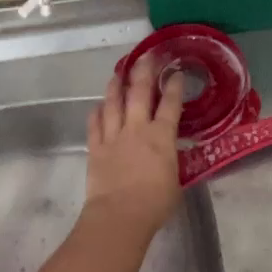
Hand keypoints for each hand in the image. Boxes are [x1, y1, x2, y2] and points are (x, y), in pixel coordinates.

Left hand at [82, 55, 183, 240]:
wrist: (120, 216)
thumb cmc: (155, 204)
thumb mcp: (176, 182)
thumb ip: (173, 163)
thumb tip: (171, 156)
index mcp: (162, 137)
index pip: (171, 104)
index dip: (174, 86)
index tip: (176, 72)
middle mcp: (138, 129)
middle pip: (140, 93)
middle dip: (144, 71)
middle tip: (146, 55)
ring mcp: (114, 136)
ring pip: (114, 103)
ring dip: (116, 85)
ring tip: (118, 72)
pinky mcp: (96, 148)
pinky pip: (95, 124)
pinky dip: (96, 112)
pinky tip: (97, 105)